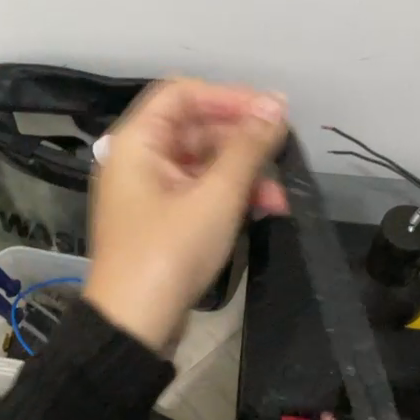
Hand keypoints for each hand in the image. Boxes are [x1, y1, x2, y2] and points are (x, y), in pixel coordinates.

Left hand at [83, 78, 288, 352]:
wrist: (134, 325)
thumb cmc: (169, 254)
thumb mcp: (216, 197)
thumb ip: (248, 147)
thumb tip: (276, 106)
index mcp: (136, 144)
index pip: (182, 94)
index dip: (228, 97)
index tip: (271, 112)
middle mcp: (137, 161)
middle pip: (195, 129)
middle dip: (243, 143)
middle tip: (284, 154)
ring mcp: (148, 193)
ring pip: (202, 165)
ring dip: (243, 175)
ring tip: (280, 197)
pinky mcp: (160, 222)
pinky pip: (198, 193)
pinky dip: (229, 197)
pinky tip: (263, 211)